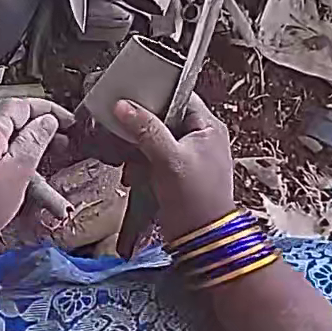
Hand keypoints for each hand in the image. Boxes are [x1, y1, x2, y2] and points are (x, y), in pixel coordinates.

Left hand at [0, 98, 68, 247]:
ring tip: (47, 155)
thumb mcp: (18, 172)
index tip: (68, 122)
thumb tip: (48, 121)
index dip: (48, 111)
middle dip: (38, 126)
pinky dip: (6, 150)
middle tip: (61, 141)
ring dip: (24, 140)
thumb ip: (35, 141)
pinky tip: (21, 167)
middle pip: (10, 115)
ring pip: (0, 130)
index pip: (21, 104)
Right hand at [112, 95, 234, 236]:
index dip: (156, 93)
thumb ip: (146, 130)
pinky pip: (151, 154)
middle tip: (123, 123)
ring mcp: (186, 154)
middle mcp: (199, 137)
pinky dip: (140, 159)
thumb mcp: (170, 159)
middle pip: (163, 115)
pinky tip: (132, 169)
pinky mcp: (175, 169)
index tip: (131, 92)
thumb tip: (123, 106)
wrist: (200, 238)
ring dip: (138, 143)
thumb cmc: (196, 199)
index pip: (179, 96)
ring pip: (154, 134)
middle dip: (141, 122)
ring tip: (127, 150)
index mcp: (208, 127)